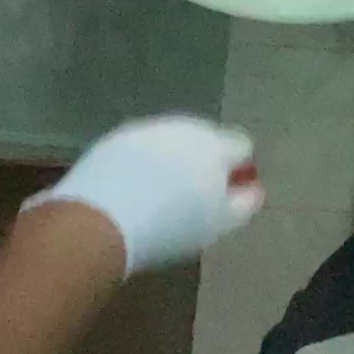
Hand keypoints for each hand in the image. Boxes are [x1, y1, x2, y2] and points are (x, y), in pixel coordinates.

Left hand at [23, 115, 263, 275]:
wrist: (99, 222)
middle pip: (206, 139)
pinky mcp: (115, 139)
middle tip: (194, 197)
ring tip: (161, 196)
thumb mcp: (219, 224)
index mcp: (216, 144)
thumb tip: (254, 190)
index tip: (227, 194)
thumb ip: (245, 203)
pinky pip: (141, 148)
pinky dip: (143, 163)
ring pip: (173, 142)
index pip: (241, 146)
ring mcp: (147, 130)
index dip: (238, 170)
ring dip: (174, 160)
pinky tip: (133, 191)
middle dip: (206, 161)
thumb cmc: (170, 227)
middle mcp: (184, 127)